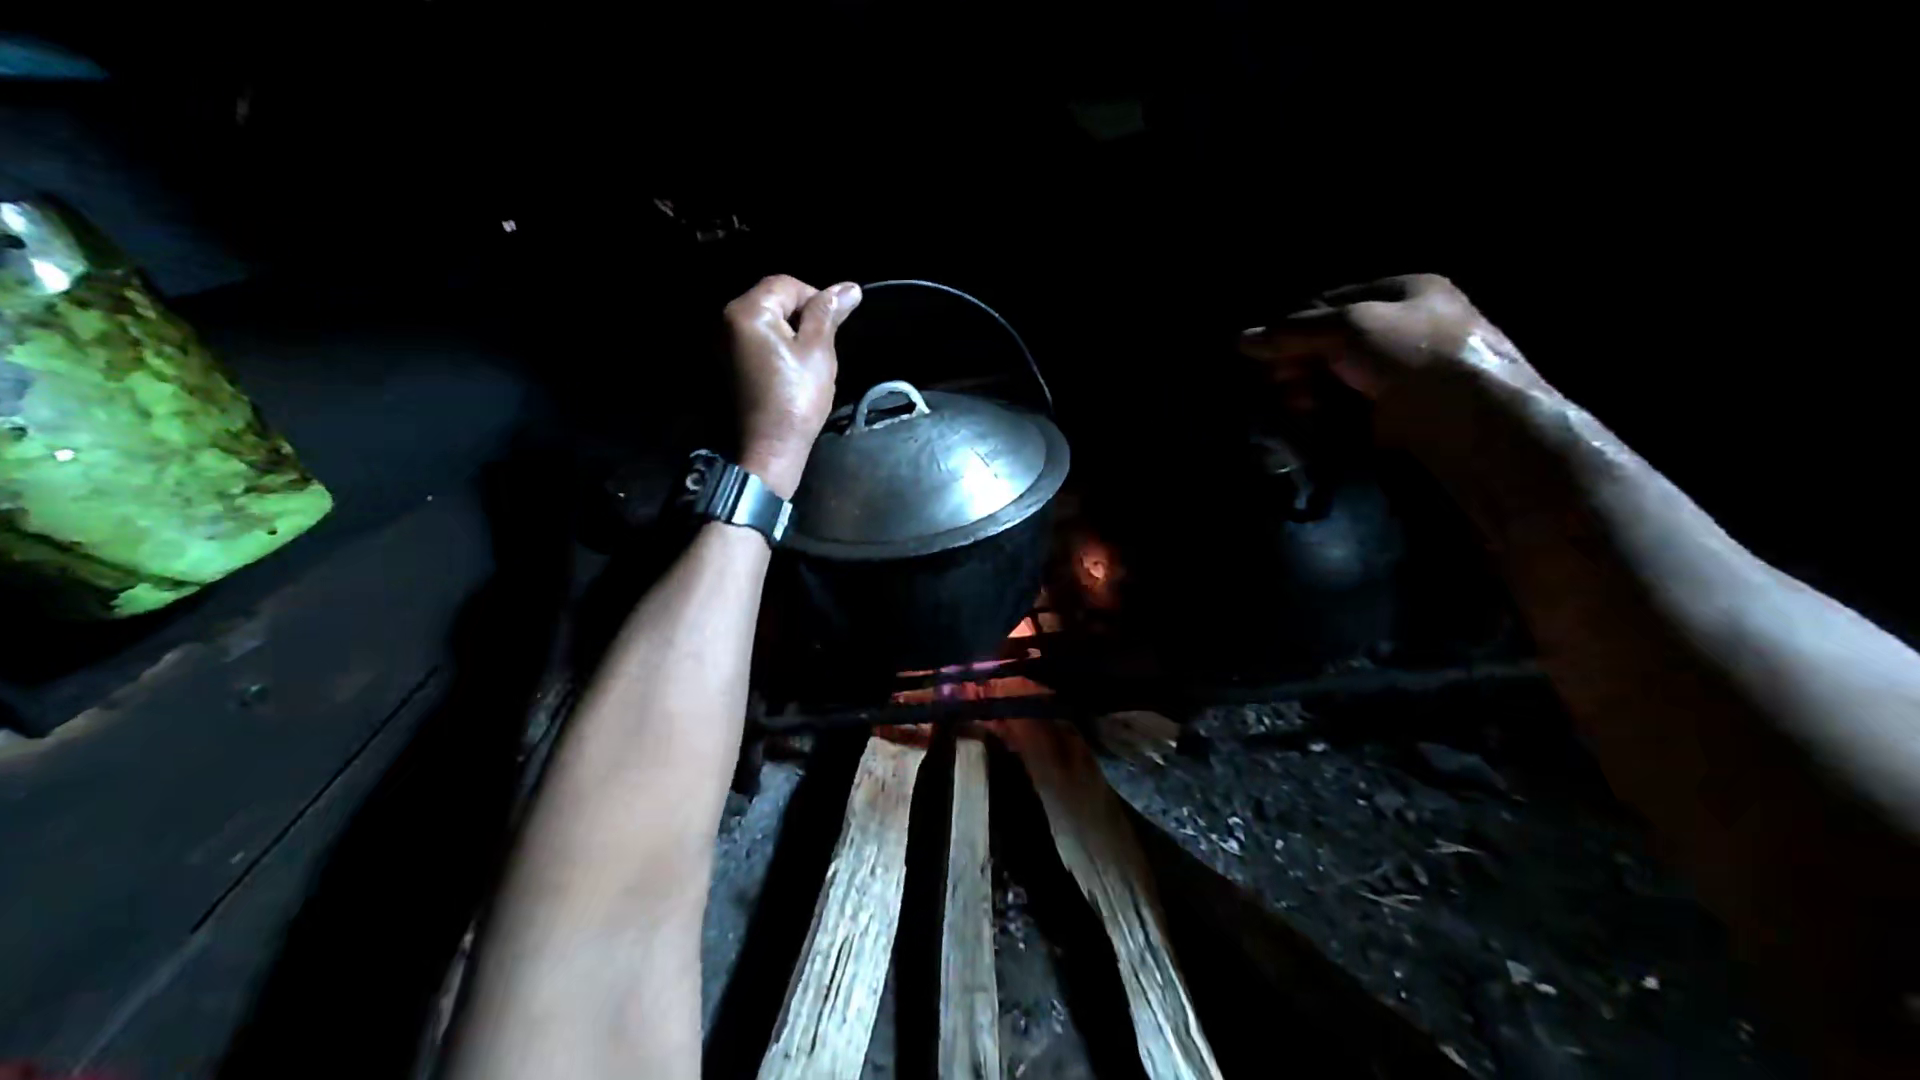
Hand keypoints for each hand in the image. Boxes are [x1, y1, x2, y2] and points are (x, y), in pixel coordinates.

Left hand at [723, 275, 861, 497]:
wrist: (771, 447)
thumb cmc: (797, 397)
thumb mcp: (818, 350)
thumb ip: (828, 313)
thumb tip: (849, 288)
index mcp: (747, 311)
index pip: (786, 284)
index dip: (816, 298)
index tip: (833, 327)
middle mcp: (727, 321)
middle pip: (772, 300)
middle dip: (801, 317)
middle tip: (823, 347)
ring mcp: (723, 344)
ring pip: (766, 322)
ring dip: (791, 334)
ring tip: (809, 362)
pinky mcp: (727, 365)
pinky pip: (755, 342)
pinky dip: (776, 348)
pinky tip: (791, 372)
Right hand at [1238, 274, 1539, 396]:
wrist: (1469, 419)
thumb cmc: (1413, 354)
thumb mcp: (1349, 327)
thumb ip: (1292, 332)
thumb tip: (1239, 339)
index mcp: (1402, 292)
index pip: (1327, 303)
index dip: (1290, 327)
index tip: (1261, 352)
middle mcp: (1401, 327)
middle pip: (1328, 341)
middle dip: (1296, 361)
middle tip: (1273, 382)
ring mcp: (1399, 371)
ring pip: (1334, 375)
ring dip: (1306, 389)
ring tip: (1290, 403)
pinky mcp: (1395, 410)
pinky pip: (1346, 404)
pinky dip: (1323, 410)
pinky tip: (1309, 417)